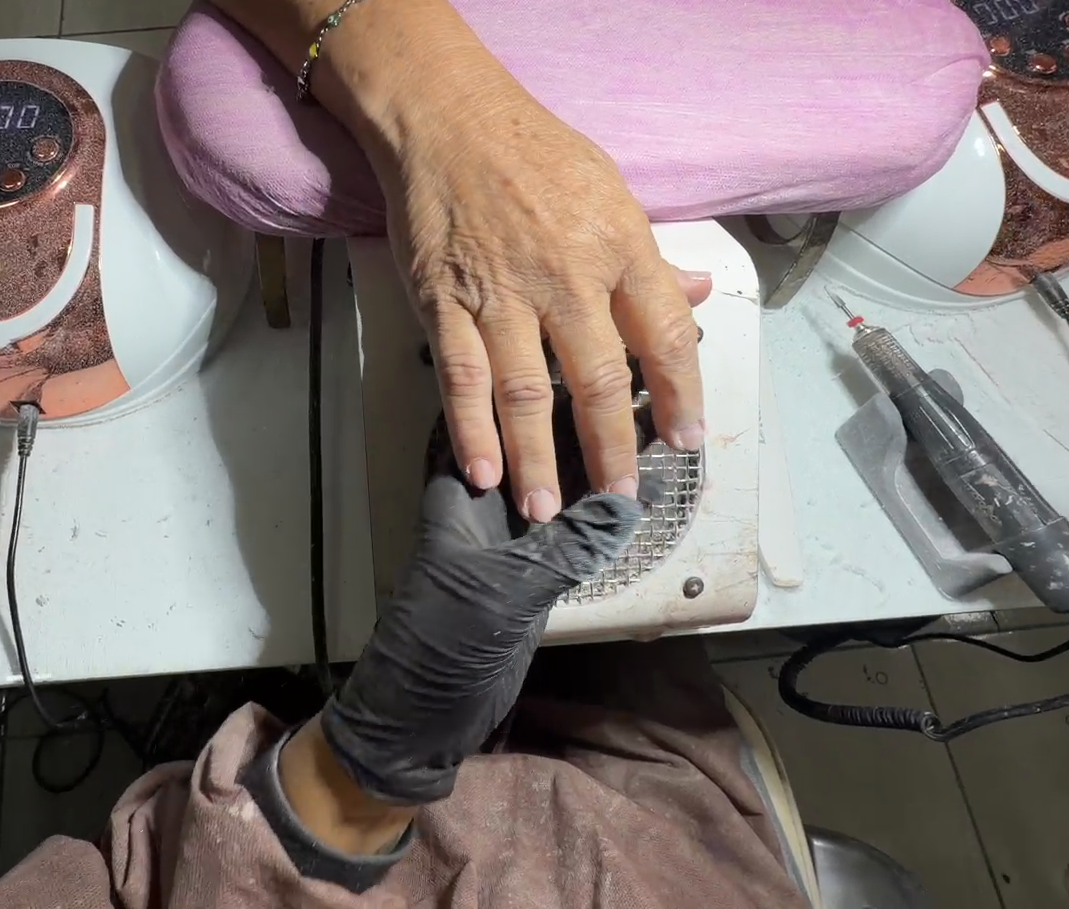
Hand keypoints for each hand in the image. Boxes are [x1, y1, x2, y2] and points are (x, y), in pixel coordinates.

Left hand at [316, 416, 640, 804]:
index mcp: (458, 491)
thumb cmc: (440, 645)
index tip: (584, 356)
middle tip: (636, 386)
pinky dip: (599, 512)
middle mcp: (482, 500)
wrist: (421, 714)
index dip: (532, 384)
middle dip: (576, 416)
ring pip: (554, 481)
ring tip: (647, 429)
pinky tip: (635, 498)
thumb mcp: (502, 594)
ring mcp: (507, 534)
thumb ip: (564, 548)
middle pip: (532, 442)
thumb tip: (628, 499)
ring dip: (593, 461)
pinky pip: (568, 527)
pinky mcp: (528, 568)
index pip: (493, 416)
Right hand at [376, 63, 707, 522]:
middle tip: (619, 496)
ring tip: (544, 508)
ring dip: (536, 456)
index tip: (685, 436)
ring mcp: (500, 294)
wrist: (446, 119)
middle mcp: (564, 277)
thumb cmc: (530, 148)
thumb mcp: (608, 188)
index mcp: (616, 245)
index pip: (664, 333)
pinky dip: (470, 427)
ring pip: (524, 392)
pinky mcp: (444, 301)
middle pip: (596, 378)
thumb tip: (698, 296)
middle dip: (610, 446)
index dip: (680, 391)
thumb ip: (650, 254)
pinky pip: (461, 375)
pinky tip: (483, 470)